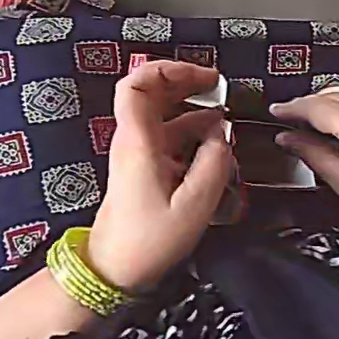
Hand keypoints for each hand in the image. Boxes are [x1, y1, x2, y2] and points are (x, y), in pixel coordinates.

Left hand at [86, 61, 233, 292]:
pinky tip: (214, 140)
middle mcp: (134, 139)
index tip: (201, 75)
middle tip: (217, 84)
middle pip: (151, 90)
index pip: (137, 84)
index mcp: (139, 141)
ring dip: (192, 106)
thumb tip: (223, 135)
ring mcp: (138, 151)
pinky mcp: (144, 165)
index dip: (167, 69)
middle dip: (185, 80)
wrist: (114, 270)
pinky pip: (168, 134)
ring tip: (223, 113)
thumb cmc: (148, 240)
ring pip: (162, 112)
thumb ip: (214, 164)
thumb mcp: (193, 206)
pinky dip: (191, 130)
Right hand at [272, 86, 338, 241]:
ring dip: (326, 98)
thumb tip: (285, 136)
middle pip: (331, 94)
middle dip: (307, 102)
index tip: (274, 111)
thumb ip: (310, 151)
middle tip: (287, 115)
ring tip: (308, 113)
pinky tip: (335, 113)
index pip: (316, 107)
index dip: (292, 108)